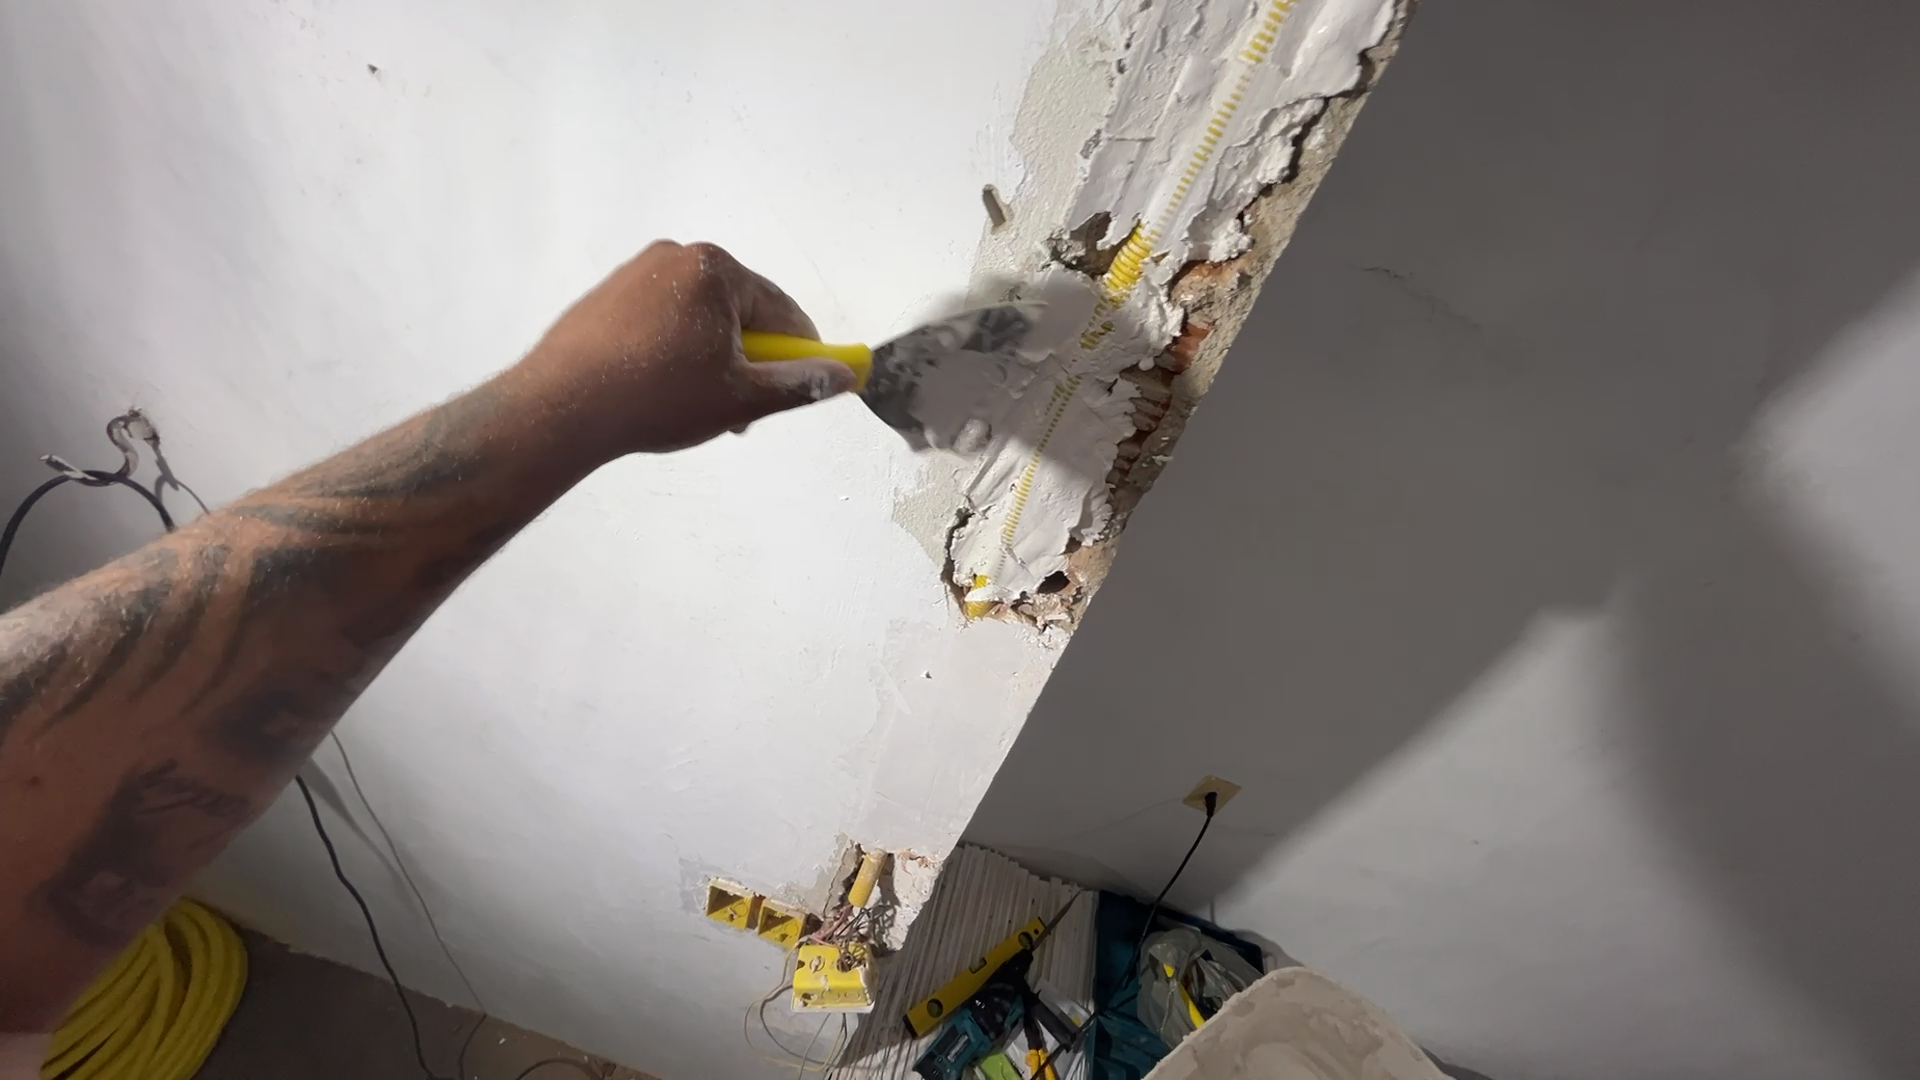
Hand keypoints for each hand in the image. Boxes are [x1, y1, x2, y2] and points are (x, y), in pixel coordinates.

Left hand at [521, 241, 855, 453]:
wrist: (562, 408)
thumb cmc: (659, 397)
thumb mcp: (744, 398)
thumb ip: (802, 384)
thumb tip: (846, 375)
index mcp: (716, 271)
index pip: (784, 311)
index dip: (803, 353)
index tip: (805, 386)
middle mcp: (677, 257)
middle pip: (744, 312)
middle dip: (754, 360)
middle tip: (743, 406)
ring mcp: (639, 272)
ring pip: (706, 320)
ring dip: (719, 360)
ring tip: (700, 404)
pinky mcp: (610, 295)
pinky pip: (669, 320)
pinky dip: (682, 351)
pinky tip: (667, 388)